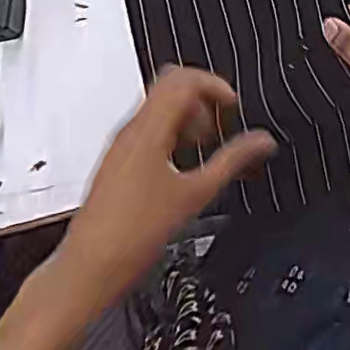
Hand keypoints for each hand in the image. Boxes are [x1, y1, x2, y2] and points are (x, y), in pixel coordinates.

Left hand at [57, 67, 275, 305]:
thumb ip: (233, 161)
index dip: (214, 85)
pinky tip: (182, 167)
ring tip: (204, 149)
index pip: (183, 79)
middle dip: (202, 100)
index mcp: (150, 128)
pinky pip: (148, 128)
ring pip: (159, 106)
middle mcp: (131, 129)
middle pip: (171, 85)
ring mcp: (121, 144)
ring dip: (188, 118)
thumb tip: (262, 142)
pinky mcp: (117, 160)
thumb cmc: (132, 238)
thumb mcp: (197, 195)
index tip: (231, 106)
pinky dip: (171, 134)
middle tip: (220, 124)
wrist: (88, 270)